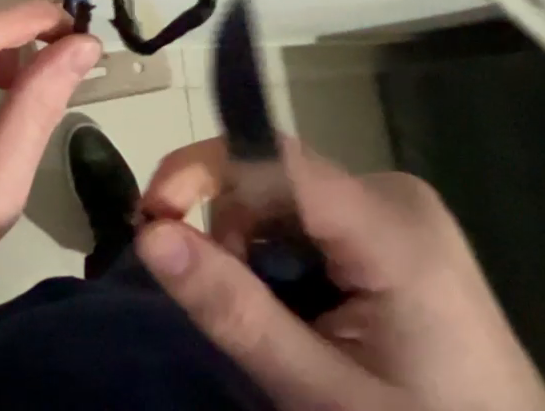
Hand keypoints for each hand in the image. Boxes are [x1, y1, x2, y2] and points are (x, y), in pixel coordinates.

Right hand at [134, 139, 544, 410]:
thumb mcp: (320, 391)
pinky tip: (302, 311)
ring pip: (279, 198)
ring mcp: (397, 208)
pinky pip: (306, 216)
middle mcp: (394, 194)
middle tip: (227, 308)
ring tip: (279, 325)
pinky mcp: (394, 227)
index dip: (198, 170)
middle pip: (268, 179)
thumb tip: (147, 234)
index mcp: (392, 227)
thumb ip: (236, 310)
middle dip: (228, 234)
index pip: (270, 157)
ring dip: (252, 253)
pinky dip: (280, 259)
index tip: (148, 218)